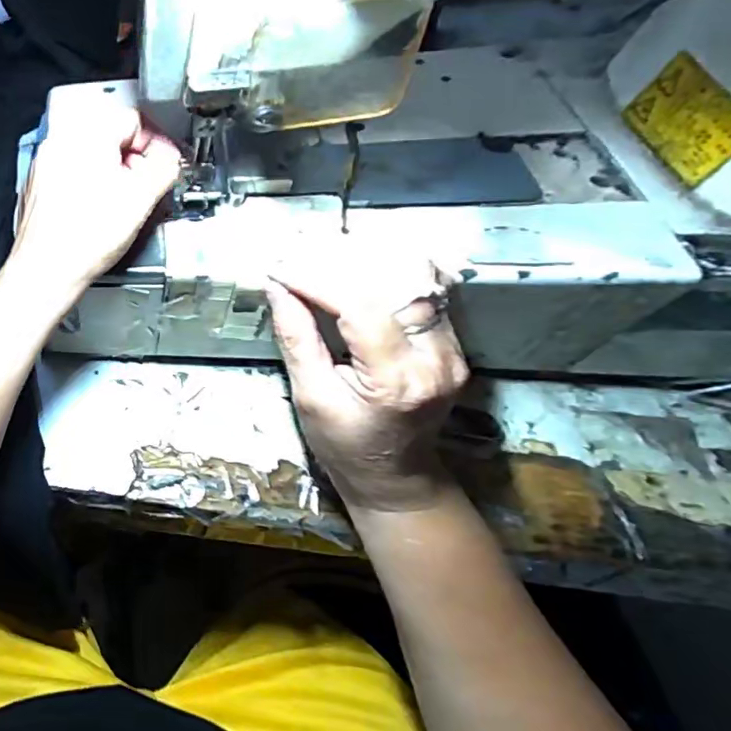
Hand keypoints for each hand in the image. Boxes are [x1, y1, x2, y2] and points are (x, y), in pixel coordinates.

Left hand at [10, 95, 181, 297]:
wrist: (46, 269)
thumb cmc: (83, 239)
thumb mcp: (142, 198)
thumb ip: (165, 167)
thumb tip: (169, 159)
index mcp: (86, 135)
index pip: (133, 119)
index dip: (156, 143)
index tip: (163, 162)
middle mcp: (60, 142)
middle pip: (111, 134)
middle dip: (133, 158)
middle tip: (144, 183)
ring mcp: (45, 164)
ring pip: (91, 155)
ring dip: (112, 172)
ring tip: (121, 200)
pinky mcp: (39, 185)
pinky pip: (73, 173)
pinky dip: (90, 185)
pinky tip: (97, 211)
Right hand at [265, 243, 469, 511]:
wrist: (394, 476)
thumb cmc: (345, 445)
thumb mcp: (311, 396)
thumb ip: (297, 338)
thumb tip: (278, 287)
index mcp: (397, 381)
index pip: (359, 308)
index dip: (317, 281)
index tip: (281, 270)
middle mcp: (435, 359)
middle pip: (394, 286)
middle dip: (342, 264)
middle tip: (301, 255)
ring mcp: (451, 351)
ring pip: (412, 283)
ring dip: (366, 265)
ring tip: (323, 257)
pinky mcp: (451, 345)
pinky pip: (419, 296)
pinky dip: (384, 278)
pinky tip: (353, 272)